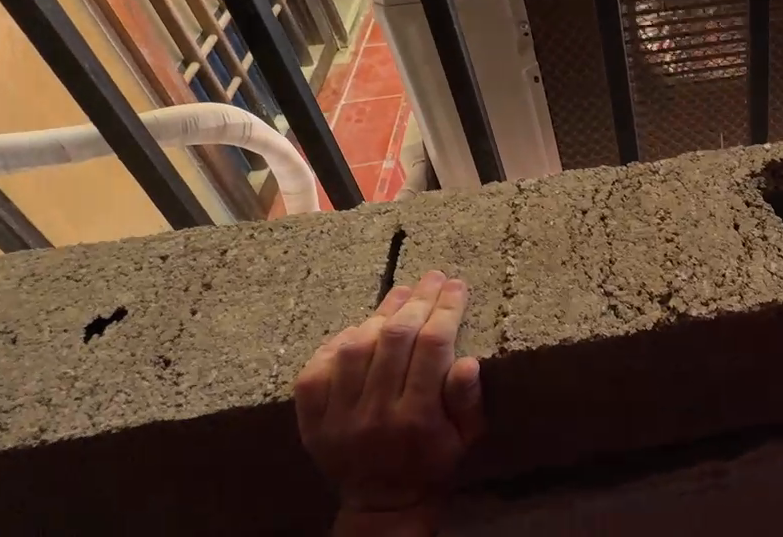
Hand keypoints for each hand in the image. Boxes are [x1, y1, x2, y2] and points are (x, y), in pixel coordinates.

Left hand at [294, 270, 486, 534]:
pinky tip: (359, 328)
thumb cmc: (437, 461)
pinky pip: (315, 372)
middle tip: (434, 277)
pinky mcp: (312, 423)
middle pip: (395, 338)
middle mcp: (375, 415)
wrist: (385, 505)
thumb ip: (468, 399)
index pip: (434, 345)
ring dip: (380, 314)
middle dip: (419, 299)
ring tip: (401, 294)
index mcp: (418, 418)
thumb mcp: (470, 435)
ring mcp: (338, 419)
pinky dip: (335, 344)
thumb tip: (467, 360)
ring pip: (355, 348)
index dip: (447, 308)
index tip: (458, 285)